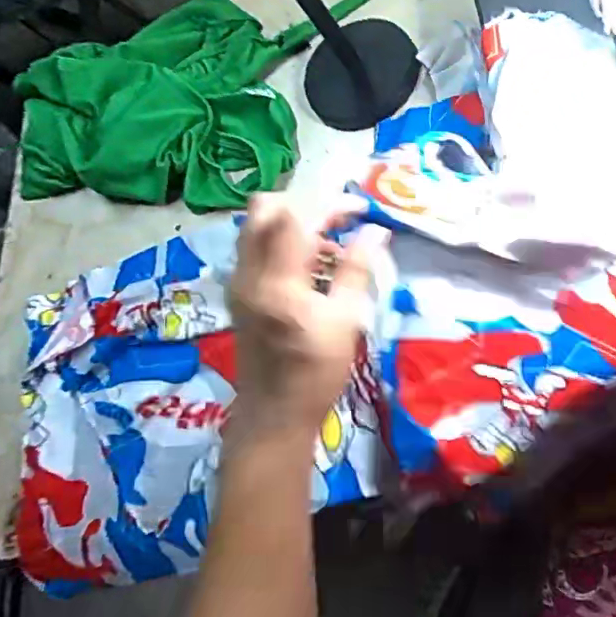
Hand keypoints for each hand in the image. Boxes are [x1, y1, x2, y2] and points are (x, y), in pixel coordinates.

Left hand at [227, 193, 386, 440]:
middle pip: (265, 208)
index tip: (361, 211)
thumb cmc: (316, 373)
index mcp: (278, 283)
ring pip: (256, 225)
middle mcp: (249, 273)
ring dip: (293, 221)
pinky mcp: (239, 291)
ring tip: (330, 245)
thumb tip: (376, 232)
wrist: (274, 412)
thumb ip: (357, 271)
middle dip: (306, 204)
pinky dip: (283, 241)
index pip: (295, 216)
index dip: (330, 204)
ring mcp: (239, 281)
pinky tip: (312, 265)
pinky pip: (256, 246)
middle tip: (340, 221)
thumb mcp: (346, 322)